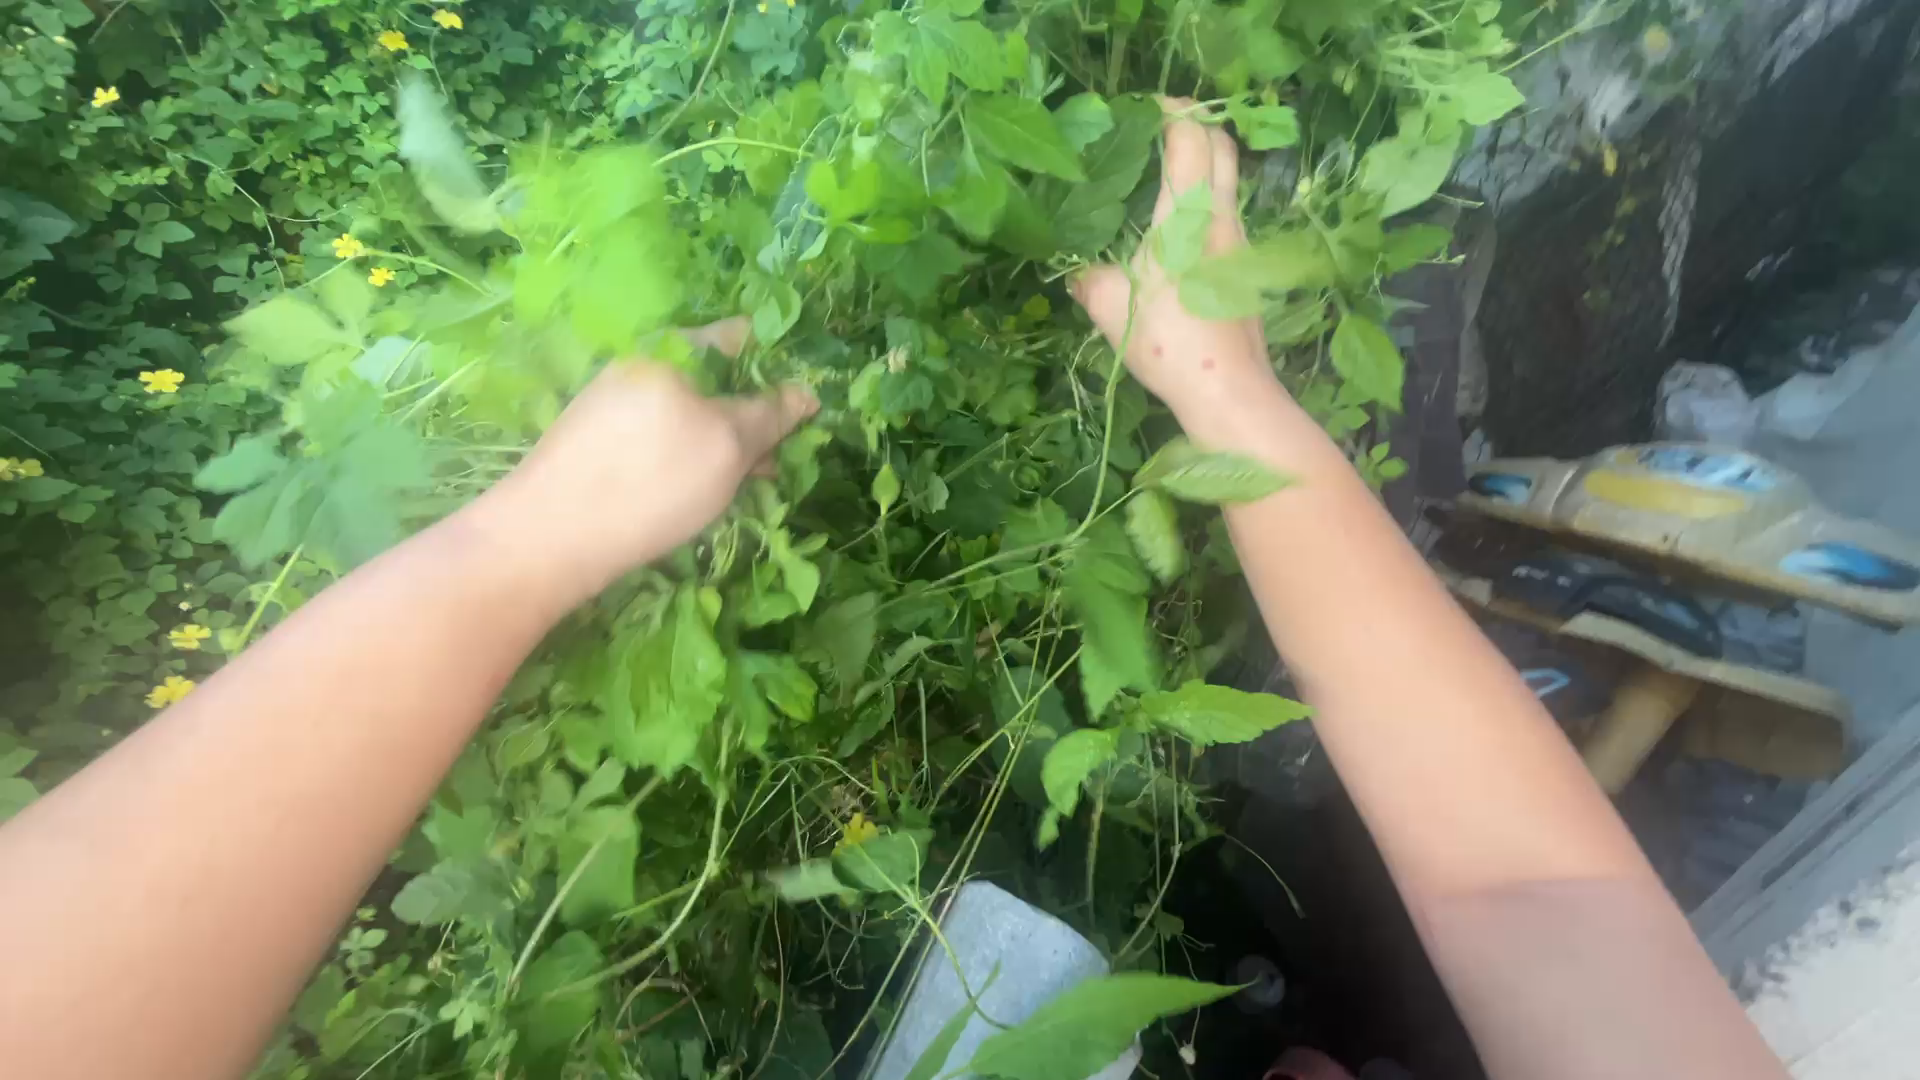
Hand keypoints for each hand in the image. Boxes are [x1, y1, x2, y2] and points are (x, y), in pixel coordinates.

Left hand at [476, 317, 816, 602]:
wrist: (551, 537)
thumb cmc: (652, 483)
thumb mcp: (727, 445)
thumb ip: (771, 414)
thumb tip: (807, 393)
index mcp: (672, 351)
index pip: (743, 338)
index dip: (780, 368)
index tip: (805, 408)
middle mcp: (645, 366)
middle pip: (721, 379)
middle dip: (759, 415)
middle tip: (782, 458)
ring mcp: (622, 402)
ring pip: (697, 413)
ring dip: (732, 443)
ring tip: (754, 482)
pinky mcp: (607, 438)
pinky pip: (669, 436)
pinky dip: (698, 456)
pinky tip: (710, 491)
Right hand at [1070, 100, 1283, 426]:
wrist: (1225, 388)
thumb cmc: (1167, 341)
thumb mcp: (1109, 309)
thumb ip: (1087, 279)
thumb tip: (1075, 270)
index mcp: (1188, 215)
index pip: (1191, 136)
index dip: (1172, 111)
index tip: (1146, 111)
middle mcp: (1222, 218)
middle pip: (1223, 147)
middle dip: (1196, 127)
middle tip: (1159, 136)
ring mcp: (1242, 244)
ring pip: (1228, 184)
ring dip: (1202, 169)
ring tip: (1163, 185)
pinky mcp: (1247, 271)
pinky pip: (1227, 219)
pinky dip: (1205, 208)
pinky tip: (1178, 239)